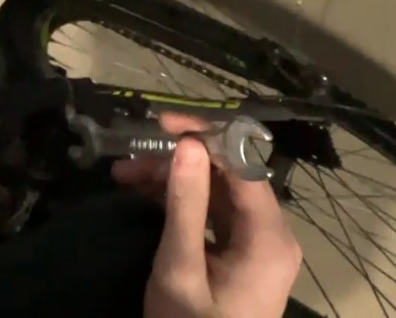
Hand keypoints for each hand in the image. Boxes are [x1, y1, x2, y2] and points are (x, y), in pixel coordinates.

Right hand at [113, 118, 302, 317]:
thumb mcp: (181, 270)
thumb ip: (185, 205)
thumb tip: (187, 143)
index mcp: (270, 236)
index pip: (242, 163)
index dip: (205, 135)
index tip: (161, 125)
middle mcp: (271, 233)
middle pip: (228, 173)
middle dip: (180, 158)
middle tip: (132, 151)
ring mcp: (256, 245)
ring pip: (215, 189)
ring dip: (172, 176)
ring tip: (124, 173)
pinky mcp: (240, 255)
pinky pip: (212, 212)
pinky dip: (178, 199)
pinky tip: (142, 191)